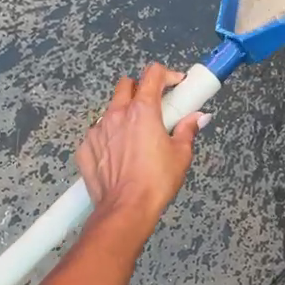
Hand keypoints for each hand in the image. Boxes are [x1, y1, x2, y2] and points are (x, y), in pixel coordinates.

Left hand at [75, 63, 205, 245]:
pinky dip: (109, 137)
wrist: (125, 209)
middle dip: (141, 89)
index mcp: (143, 111)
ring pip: (110, 110)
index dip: (167, 75)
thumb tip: (198, 117)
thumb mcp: (181, 154)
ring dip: (124, 114)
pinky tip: (120, 155)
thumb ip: (188, 129)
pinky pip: (97, 133)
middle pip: (126, 85)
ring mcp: (97, 131)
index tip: (177, 85)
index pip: (153, 74)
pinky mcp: (85, 148)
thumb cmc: (156, 181)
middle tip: (155, 106)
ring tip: (136, 135)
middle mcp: (117, 114)